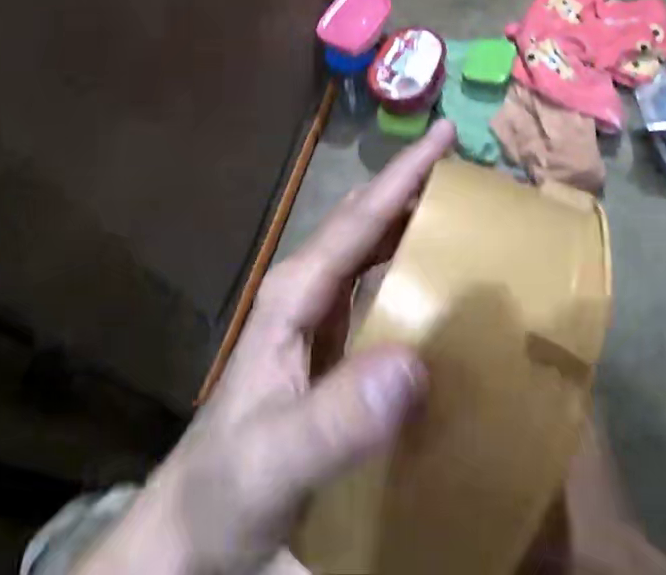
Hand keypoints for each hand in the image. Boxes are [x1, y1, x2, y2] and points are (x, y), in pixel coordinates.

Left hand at [79, 120, 457, 574]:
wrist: (193, 529)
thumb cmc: (226, 487)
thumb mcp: (278, 457)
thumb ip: (338, 417)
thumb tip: (414, 363)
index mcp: (293, 296)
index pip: (356, 222)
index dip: (402, 176)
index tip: (445, 136)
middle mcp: (305, 294)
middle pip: (365, 223)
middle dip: (413, 188)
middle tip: (472, 172)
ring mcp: (316, 321)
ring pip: (372, 252)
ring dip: (414, 225)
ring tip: (468, 215)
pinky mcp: (330, 351)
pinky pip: (378, 294)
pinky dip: (411, 273)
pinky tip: (442, 288)